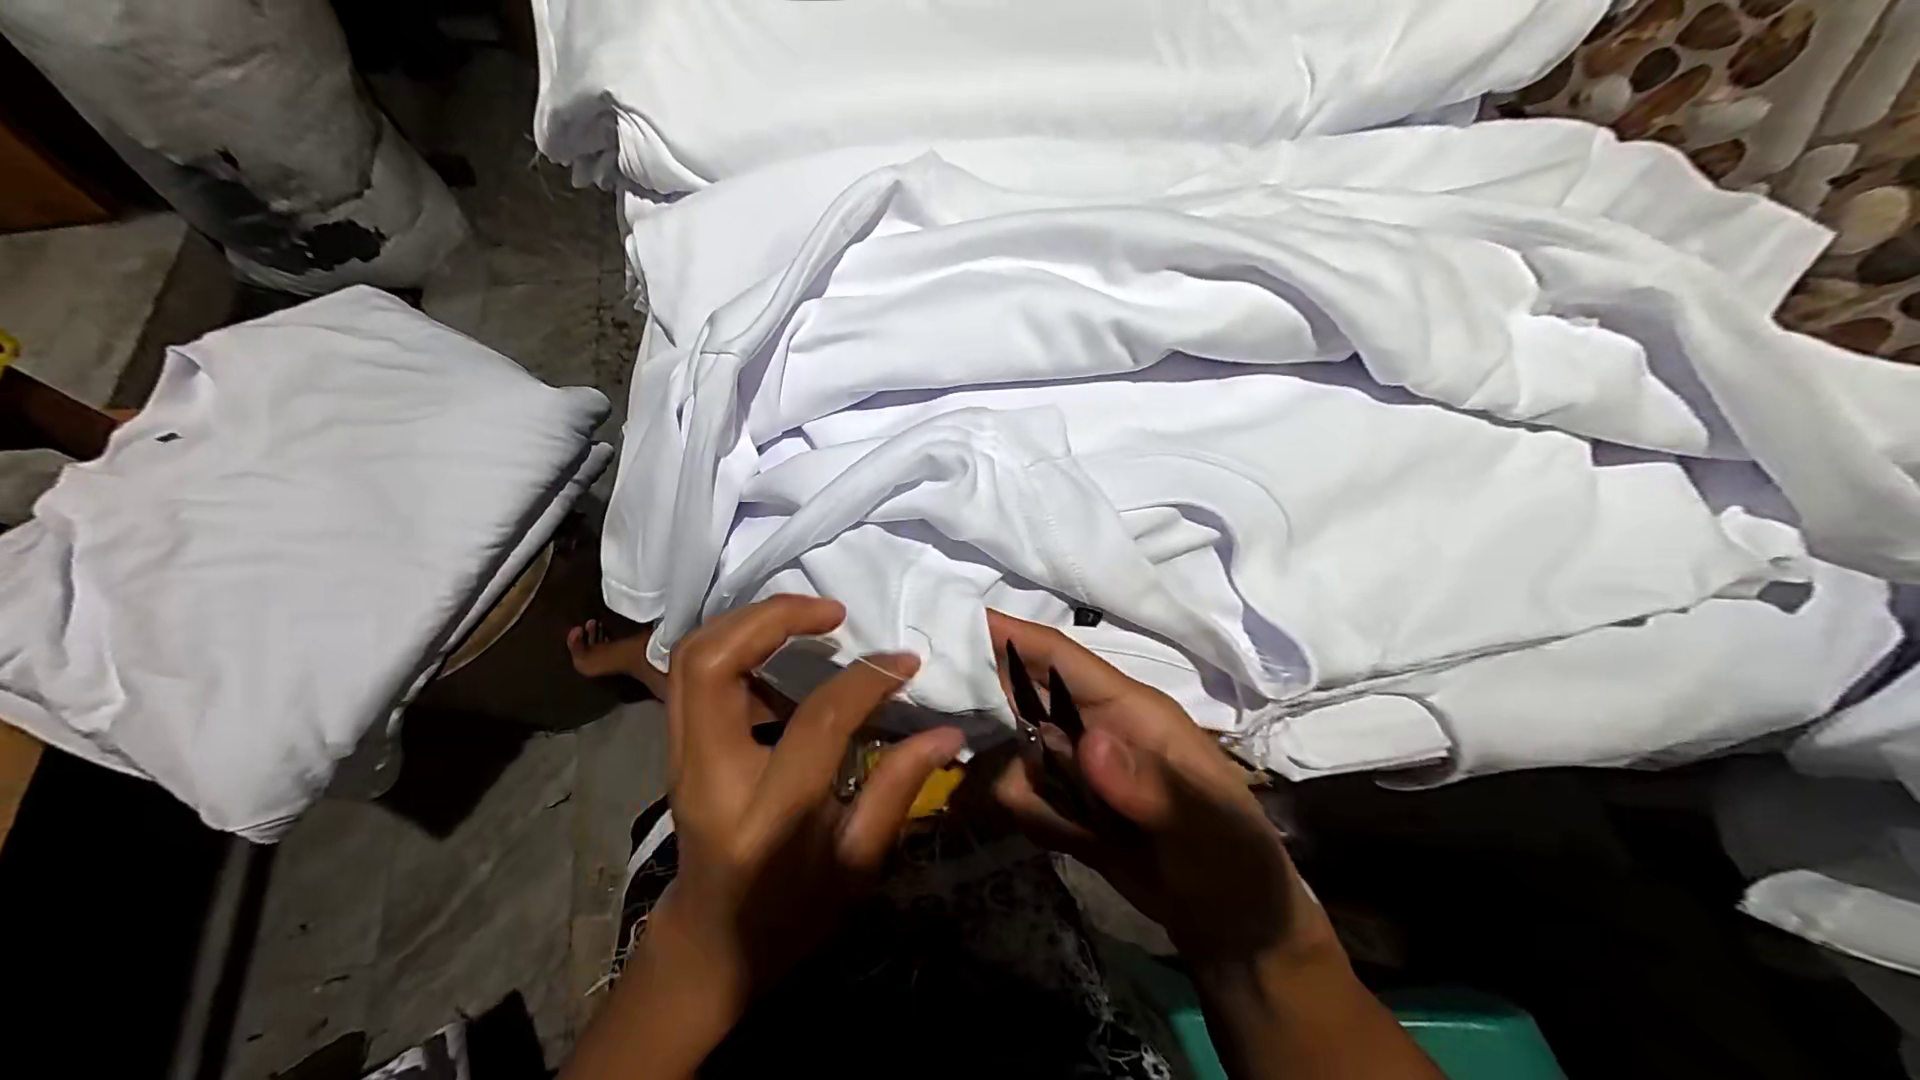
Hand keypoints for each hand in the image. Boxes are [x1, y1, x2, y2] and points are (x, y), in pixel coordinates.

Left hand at [563, 596, 964, 1079]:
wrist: (711, 941)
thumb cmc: (792, 912)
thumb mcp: (856, 864)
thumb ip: (897, 790)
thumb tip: (946, 732)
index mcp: (767, 816)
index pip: (816, 721)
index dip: (867, 679)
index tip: (904, 661)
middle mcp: (709, 776)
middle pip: (711, 666)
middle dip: (772, 618)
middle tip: (832, 612)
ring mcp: (681, 759)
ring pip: (690, 659)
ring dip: (747, 621)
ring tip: (808, 615)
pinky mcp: (676, 747)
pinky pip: (689, 672)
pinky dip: (733, 640)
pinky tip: (776, 641)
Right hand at [987, 611, 1335, 964]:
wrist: (1230, 920)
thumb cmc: (1232, 860)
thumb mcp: (1206, 828)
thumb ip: (1150, 788)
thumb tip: (1087, 745)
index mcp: (1131, 711)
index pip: (1063, 660)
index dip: (1013, 636)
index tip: (956, 618)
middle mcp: (1095, 726)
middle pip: (1024, 692)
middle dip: (987, 699)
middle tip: (944, 718)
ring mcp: (1077, 766)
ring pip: (1014, 750)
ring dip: (1020, 780)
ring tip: (1061, 818)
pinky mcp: (1065, 802)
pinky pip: (1021, 795)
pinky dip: (1033, 816)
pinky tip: (1071, 839)